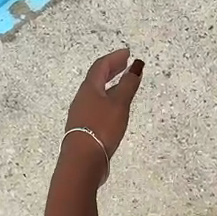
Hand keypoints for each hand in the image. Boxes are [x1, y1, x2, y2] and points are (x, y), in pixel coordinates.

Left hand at [62, 47, 144, 182]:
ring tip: (123, 84)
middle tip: (125, 63)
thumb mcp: (119, 104)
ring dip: (110, 85)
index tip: (127, 53)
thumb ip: (128, 85)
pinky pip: (96, 106)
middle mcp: (82, 99)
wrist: (82, 162)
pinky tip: (115, 108)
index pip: (101, 66)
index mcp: (89, 89)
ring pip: (96, 93)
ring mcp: (81, 114)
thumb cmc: (102, 128)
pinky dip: (107, 99)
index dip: (114, 57)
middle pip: (96, 78)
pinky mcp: (83, 129)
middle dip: (111, 69)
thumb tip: (136, 67)